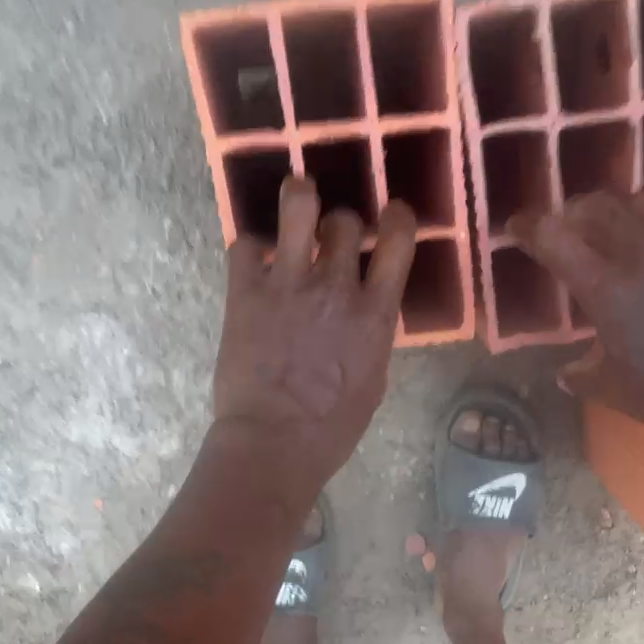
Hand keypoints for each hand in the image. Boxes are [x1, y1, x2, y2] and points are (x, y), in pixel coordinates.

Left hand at [212, 177, 416, 501]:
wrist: (274, 443)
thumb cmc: (331, 430)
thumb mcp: (372, 383)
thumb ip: (371, 338)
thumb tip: (363, 317)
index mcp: (375, 315)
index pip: (399, 240)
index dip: (396, 219)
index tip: (390, 217)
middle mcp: (335, 287)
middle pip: (344, 222)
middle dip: (339, 226)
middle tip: (328, 241)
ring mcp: (287, 284)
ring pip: (298, 206)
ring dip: (298, 200)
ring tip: (295, 205)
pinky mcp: (244, 292)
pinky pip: (245, 244)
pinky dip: (250, 249)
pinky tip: (253, 265)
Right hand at [510, 193, 643, 453]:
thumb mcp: (613, 391)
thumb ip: (582, 374)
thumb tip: (566, 372)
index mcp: (606, 290)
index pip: (553, 238)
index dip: (529, 227)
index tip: (518, 227)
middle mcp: (643, 253)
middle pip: (597, 206)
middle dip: (575, 213)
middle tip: (572, 228)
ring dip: (626, 212)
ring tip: (626, 230)